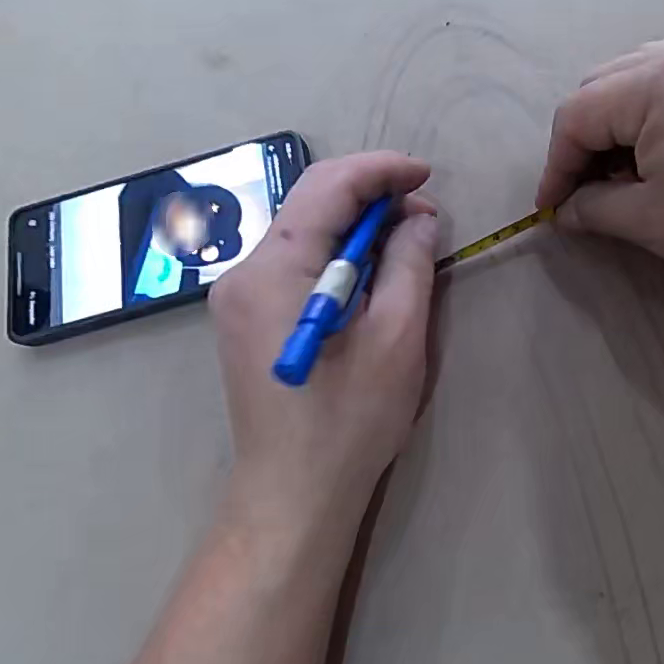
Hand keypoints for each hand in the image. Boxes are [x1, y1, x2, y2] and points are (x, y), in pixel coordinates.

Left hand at [210, 151, 440, 537]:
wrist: (294, 492)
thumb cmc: (350, 420)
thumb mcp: (396, 338)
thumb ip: (408, 265)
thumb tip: (417, 219)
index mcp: (274, 269)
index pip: (326, 186)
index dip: (380, 171)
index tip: (426, 177)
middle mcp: (242, 274)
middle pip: (308, 206)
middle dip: (369, 199)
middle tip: (423, 217)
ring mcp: (237, 301)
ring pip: (301, 237)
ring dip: (354, 231)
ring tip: (403, 247)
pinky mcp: (245, 324)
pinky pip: (292, 270)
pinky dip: (334, 261)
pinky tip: (367, 279)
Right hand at [537, 25, 663, 298]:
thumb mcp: (657, 223)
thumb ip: (597, 209)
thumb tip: (568, 209)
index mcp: (659, 78)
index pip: (576, 114)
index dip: (554, 166)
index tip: (553, 211)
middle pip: (611, 85)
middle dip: (587, 142)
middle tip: (590, 193)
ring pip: (655, 77)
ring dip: (629, 125)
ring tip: (637, 176)